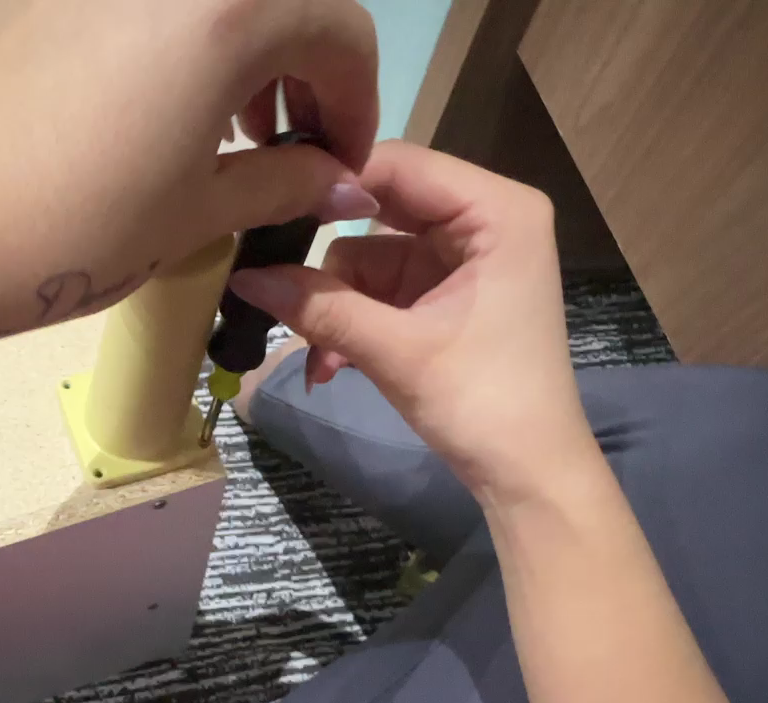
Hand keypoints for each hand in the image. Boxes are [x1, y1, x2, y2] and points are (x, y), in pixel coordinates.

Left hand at [0, 0, 380, 343]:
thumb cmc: (82, 229)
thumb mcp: (198, 211)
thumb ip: (285, 181)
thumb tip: (345, 181)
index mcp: (229, 4)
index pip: (341, 30)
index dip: (358, 105)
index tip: (341, 165)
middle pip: (280, 0)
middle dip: (307, 75)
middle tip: (291, 148)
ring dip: (247, 53)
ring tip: (230, 132)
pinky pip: (148, 1)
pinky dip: (182, 42)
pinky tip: (161, 106)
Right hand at [227, 141, 597, 507]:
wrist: (525, 473)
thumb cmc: (480, 402)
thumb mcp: (394, 350)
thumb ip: (319, 308)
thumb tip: (242, 278)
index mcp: (496, 211)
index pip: (400, 165)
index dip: (333, 183)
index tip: (269, 212)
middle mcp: (481, 222)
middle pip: (380, 212)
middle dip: (331, 267)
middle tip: (279, 291)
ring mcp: (460, 263)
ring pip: (370, 261)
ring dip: (336, 311)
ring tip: (322, 362)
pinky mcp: (443, 300)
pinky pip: (380, 296)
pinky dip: (353, 327)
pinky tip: (332, 368)